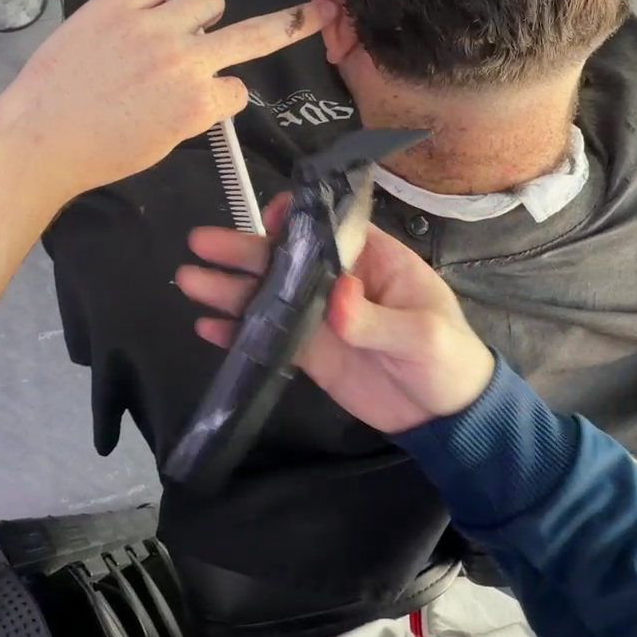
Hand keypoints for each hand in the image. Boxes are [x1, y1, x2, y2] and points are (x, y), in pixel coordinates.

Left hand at [0, 0, 325, 206]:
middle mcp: (187, 62)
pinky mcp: (120, 3)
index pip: (237, 89)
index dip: (224, 94)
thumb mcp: (162, 145)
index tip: (209, 97)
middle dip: (291, 25)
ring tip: (188, 20)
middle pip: (254, 35)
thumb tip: (207, 91)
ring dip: (207, 10)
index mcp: (199, 106)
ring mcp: (154, 27)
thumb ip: (193, 114)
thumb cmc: (100, 154)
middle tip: (315, 13)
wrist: (41, 137)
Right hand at [177, 196, 495, 433]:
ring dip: (230, 287)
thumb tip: (338, 297)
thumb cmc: (448, 359)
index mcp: (372, 260)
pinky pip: (268, 337)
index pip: (327, 228)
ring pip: (268, 295)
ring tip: (189, 279)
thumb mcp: (423, 335)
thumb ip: (378, 318)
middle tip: (201, 243)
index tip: (266, 219)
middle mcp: (339, 281)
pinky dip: (238, 332)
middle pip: (284, 259)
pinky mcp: (308, 352)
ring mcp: (320, 317)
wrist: (446, 417)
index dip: (294, 220)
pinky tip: (207, 327)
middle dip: (243, 249)